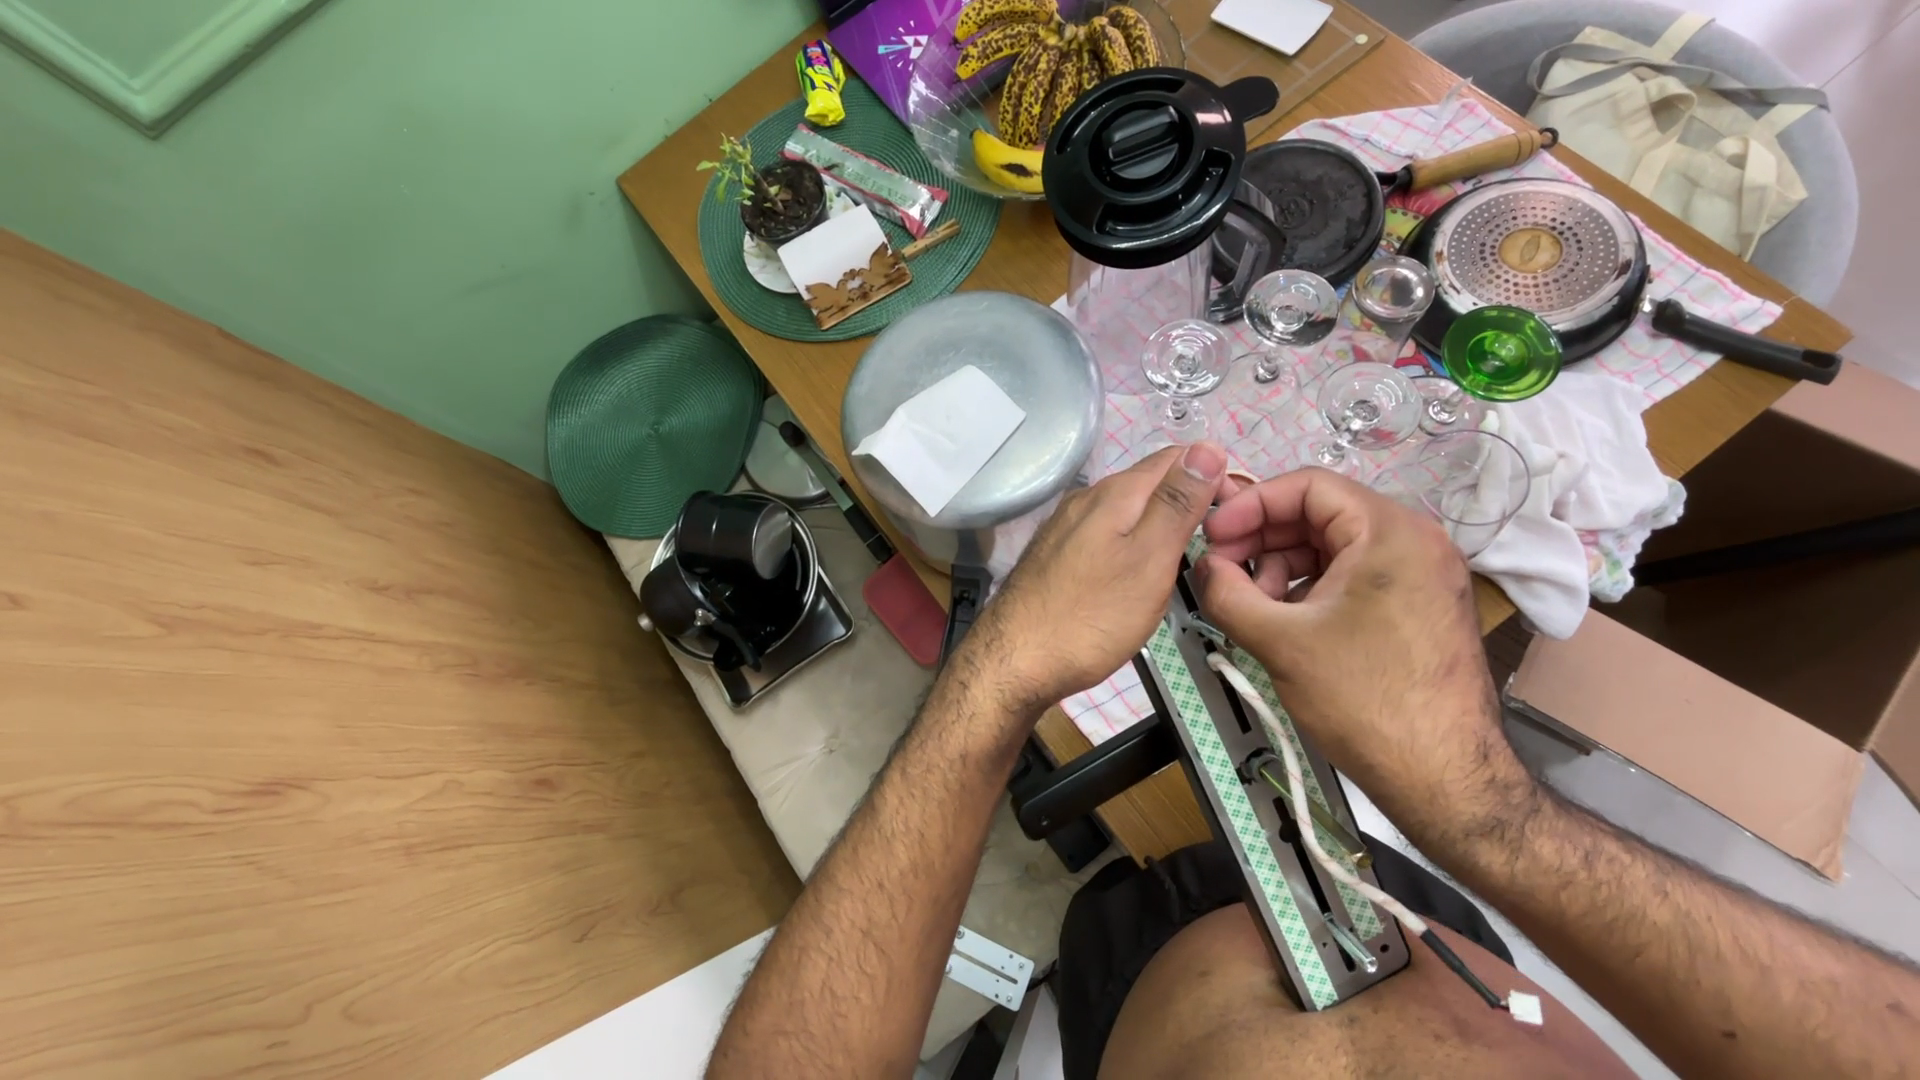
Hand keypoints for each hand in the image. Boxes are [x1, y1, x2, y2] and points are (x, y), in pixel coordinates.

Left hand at [958, 443, 1227, 715]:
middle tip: (1221, 543)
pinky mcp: (1055, 556)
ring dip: (1159, 523)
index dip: (1214, 474)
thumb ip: (1177, 503)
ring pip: (1127, 511)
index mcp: (1115, 493)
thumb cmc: (1091, 616)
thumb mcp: (1149, 559)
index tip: (1241, 513)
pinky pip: (1106, 535)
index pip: (1177, 457)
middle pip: (1150, 483)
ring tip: (1185, 561)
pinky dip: (1131, 544)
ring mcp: (1066, 528)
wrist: (1014, 662)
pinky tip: (1138, 573)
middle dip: (1188, 499)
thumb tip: (1207, 446)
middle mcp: (1086, 500)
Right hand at [1192, 468, 1534, 846]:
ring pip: (1331, 547)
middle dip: (1262, 540)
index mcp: (1389, 531)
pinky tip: (1285, 623)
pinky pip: (1351, 576)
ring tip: (1254, 609)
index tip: (1211, 536)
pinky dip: (1310, 589)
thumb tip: (1204, 566)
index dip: (1250, 504)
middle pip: (1319, 514)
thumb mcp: (1279, 641)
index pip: (1308, 486)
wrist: (1442, 776)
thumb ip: (1227, 592)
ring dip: (1281, 568)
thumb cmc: (1363, 698)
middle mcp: (1414, 539)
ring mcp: (1421, 573)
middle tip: (1221, 572)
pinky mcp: (1418, 605)